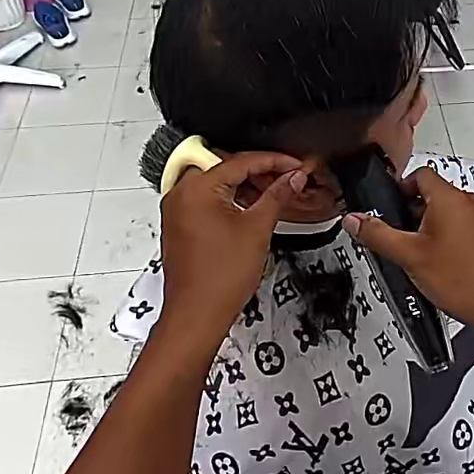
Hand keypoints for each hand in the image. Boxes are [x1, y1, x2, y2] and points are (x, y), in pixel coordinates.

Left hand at [159, 153, 305, 339]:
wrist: (198, 312)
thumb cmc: (218, 279)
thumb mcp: (258, 228)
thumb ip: (278, 196)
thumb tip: (292, 179)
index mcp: (197, 189)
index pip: (242, 161)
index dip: (275, 161)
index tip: (295, 166)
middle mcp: (181, 195)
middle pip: (225, 165)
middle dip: (259, 169)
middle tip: (286, 176)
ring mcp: (178, 210)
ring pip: (216, 181)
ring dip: (246, 184)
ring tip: (275, 192)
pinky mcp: (181, 224)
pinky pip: (207, 198)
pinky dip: (231, 198)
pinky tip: (253, 207)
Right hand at [342, 168, 473, 337]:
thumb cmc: (466, 280)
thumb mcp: (408, 256)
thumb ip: (377, 234)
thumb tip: (356, 220)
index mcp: (449, 197)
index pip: (419, 174)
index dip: (398, 188)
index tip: (387, 204)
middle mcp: (469, 203)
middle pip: (431, 194)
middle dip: (410, 212)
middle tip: (397, 234)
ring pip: (445, 212)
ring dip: (427, 227)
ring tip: (417, 254)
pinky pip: (459, 227)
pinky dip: (444, 238)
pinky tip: (437, 264)